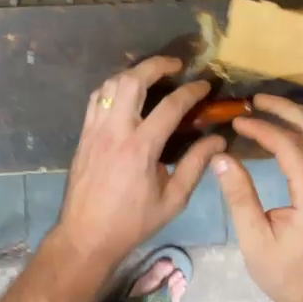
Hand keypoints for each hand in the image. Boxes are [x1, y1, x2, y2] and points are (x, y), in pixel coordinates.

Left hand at [52, 56, 223, 264]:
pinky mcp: (84, 134)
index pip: (170, 106)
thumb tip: (218, 140)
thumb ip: (195, 165)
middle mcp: (115, 131)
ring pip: (111, 84)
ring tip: (152, 75)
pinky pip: (97, 98)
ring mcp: (95, 130)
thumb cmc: (133, 221)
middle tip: (175, 65)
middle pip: (133, 81)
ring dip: (133, 73)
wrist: (86, 236)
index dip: (191, 91)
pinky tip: (126, 92)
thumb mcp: (173, 199)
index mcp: (141, 148)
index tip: (204, 86)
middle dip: (156, 65)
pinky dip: (113, 87)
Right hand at [212, 96, 302, 301]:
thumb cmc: (288, 278)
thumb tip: (222, 157)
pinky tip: (301, 131)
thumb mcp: (255, 241)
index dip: (263, 129)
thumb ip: (240, 196)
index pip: (290, 146)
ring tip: (278, 108)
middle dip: (287, 110)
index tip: (237, 122)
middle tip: (257, 101)